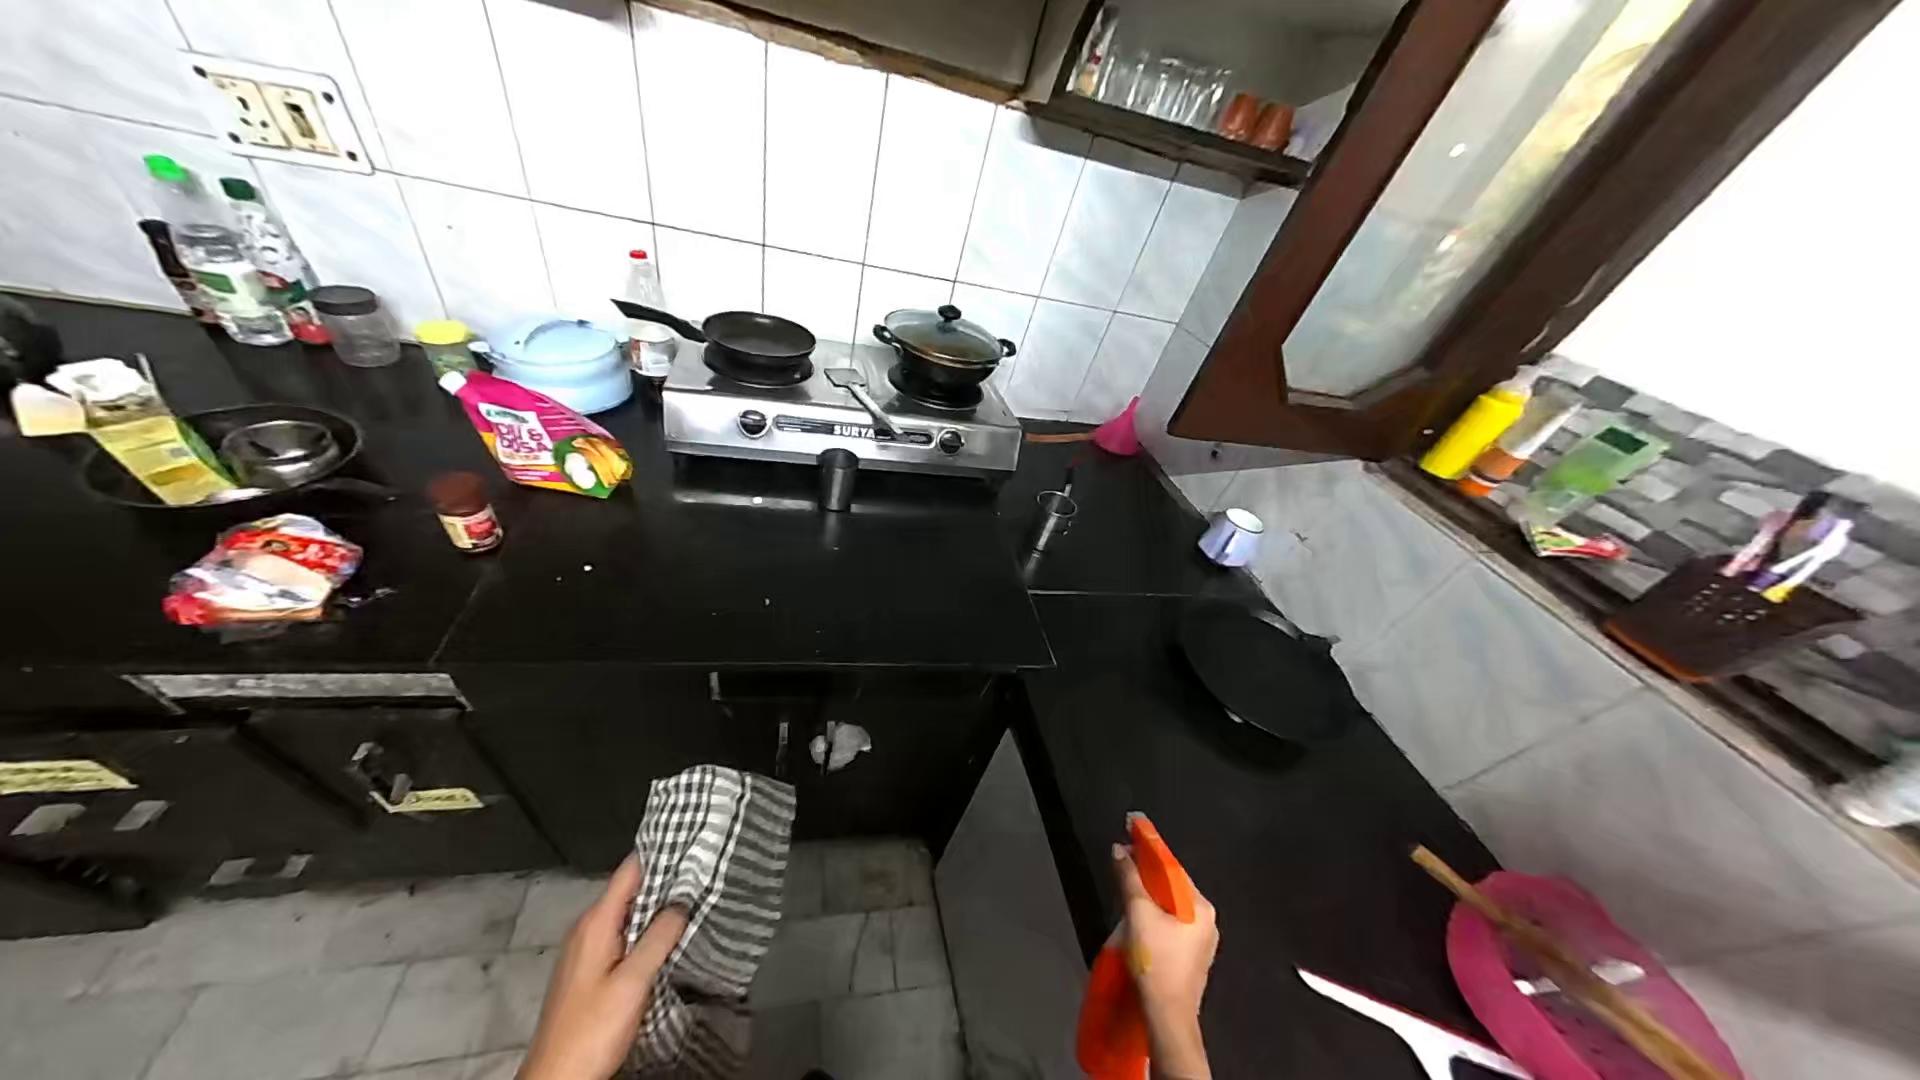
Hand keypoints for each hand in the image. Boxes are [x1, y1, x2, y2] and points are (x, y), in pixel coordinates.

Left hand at [517, 855, 688, 1079]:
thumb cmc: (592, 1029)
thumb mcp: (632, 981)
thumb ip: (659, 937)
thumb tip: (684, 899)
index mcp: (595, 923)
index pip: (630, 870)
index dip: (661, 851)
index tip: (692, 840)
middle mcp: (587, 928)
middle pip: (630, 889)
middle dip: (664, 878)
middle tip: (702, 869)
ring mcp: (585, 949)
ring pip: (627, 912)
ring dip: (656, 905)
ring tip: (693, 896)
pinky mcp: (589, 969)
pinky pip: (622, 933)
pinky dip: (645, 927)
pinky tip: (667, 935)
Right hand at [1113, 843, 1217, 1079]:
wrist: (1166, 1017)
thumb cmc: (1156, 962)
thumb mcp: (1138, 913)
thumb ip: (1129, 878)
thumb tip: (1119, 848)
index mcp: (1200, 907)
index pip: (1172, 865)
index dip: (1149, 845)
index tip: (1132, 824)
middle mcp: (1206, 919)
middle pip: (1171, 883)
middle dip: (1147, 867)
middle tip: (1124, 851)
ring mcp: (1199, 938)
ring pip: (1170, 901)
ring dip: (1148, 888)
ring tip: (1125, 874)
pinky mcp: (1188, 954)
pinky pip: (1169, 918)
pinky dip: (1152, 907)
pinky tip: (1135, 906)